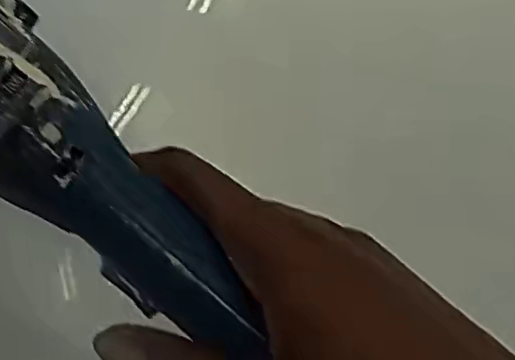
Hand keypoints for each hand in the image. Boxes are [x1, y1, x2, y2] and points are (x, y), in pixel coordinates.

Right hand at [94, 149, 514, 359]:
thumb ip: (182, 359)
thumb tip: (109, 339)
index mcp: (281, 242)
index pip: (188, 174)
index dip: (139, 176)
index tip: (107, 204)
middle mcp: (321, 232)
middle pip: (226, 209)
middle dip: (183, 240)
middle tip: (158, 291)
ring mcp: (369, 260)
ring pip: (273, 239)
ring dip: (234, 266)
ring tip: (226, 327)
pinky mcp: (407, 292)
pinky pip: (319, 265)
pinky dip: (283, 283)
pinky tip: (294, 343)